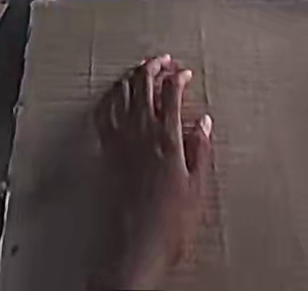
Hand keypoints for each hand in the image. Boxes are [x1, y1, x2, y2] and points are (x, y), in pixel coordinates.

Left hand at [95, 54, 213, 289]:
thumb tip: (203, 123)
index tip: (184, 73)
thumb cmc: (168, 222)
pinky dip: (110, 97)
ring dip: (132, 76)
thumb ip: (199, 150)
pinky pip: (104, 112)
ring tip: (140, 68)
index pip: (171, 92)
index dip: (178, 77)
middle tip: (162, 61)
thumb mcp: (195, 188)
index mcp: (166, 136)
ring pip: (122, 92)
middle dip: (153, 66)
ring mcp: (119, 137)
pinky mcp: (104, 149)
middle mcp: (140, 130)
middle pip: (143, 83)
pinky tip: (113, 94)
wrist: (134, 246)